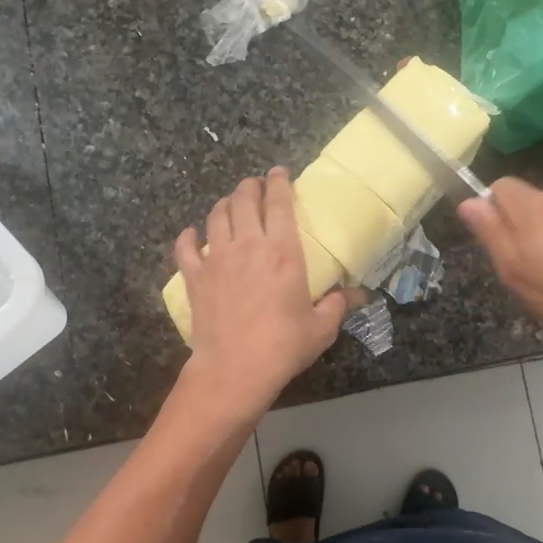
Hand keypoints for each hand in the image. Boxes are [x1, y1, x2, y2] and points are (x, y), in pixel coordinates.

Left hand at [174, 168, 354, 417]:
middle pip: (243, 200)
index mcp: (282, 252)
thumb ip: (337, 305)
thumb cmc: (283, 346)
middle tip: (256, 186)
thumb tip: (356, 295)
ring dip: (224, 204)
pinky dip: (188, 237)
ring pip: (216, 216)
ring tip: (230, 203)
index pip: (279, 203)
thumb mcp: (321, 327)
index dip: (279, 182)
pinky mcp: (195, 278)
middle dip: (250, 187)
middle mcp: (248, 246)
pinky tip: (191, 234)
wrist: (235, 369)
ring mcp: (217, 260)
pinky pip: (186, 249)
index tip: (280, 174)